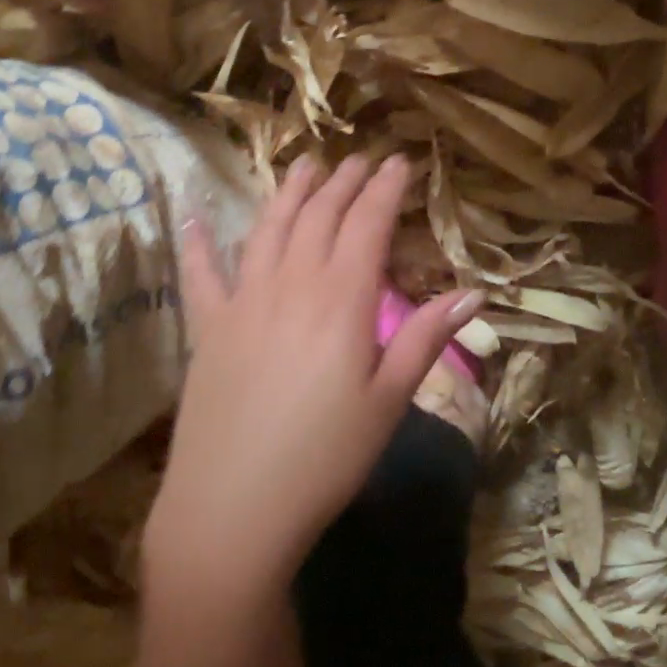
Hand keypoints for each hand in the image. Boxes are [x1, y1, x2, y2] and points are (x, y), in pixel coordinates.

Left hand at [144, 154, 485, 592]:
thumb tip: (473, 291)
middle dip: (342, 182)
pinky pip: (199, 274)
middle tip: (360, 160)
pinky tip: (193, 217)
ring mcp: (241, 303)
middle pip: (318, 217)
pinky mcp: (206, 329)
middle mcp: (289, 286)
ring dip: (288, 193)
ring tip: (304, 165)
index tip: (399, 161)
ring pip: (267, 230)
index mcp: (340, 301)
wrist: (234, 506)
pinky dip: (197, 242)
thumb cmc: (325, 458)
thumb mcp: (388, 402)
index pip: (366, 225)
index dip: (385, 189)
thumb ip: (424, 339)